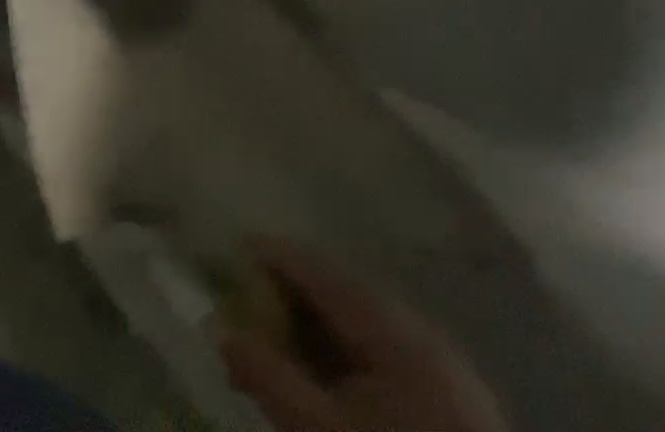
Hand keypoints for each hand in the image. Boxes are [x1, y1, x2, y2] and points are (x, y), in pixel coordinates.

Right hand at [217, 239, 508, 431]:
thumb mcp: (315, 426)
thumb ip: (263, 372)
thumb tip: (218, 327)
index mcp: (398, 335)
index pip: (322, 272)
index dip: (271, 256)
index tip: (226, 251)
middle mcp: (423, 339)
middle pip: (339, 295)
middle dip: (283, 297)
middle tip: (236, 308)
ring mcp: (441, 372)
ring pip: (356, 326)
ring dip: (304, 328)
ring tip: (262, 351)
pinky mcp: (445, 401)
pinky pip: (375, 355)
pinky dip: (332, 354)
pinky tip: (307, 378)